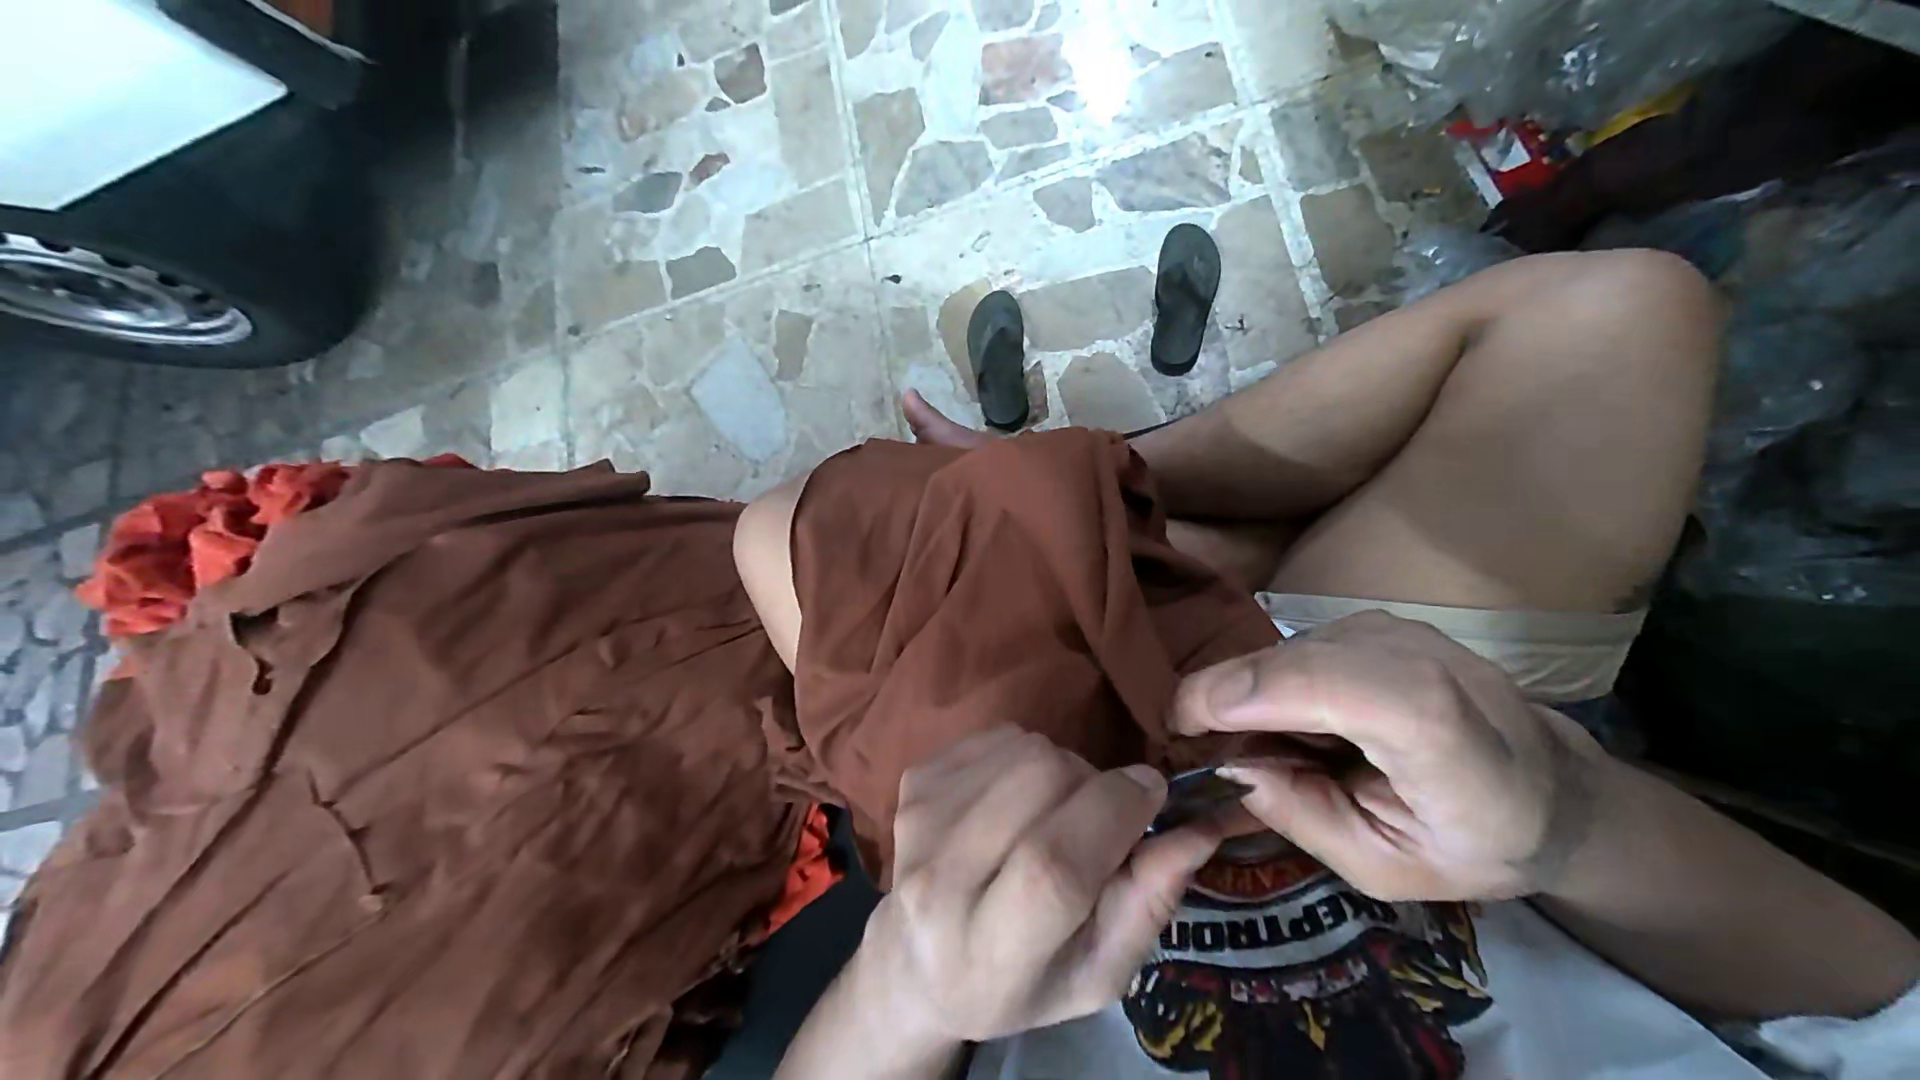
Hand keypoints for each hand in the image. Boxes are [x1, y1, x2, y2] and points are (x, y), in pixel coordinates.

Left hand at [860, 727, 1219, 1044]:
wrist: (916, 958)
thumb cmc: (1016, 982)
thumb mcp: (1095, 972)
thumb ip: (1147, 903)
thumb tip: (1200, 828)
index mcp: (986, 951)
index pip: (1052, 864)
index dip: (1114, 813)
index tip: (1153, 790)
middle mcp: (937, 881)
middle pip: (1038, 782)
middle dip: (1094, 783)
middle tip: (1101, 813)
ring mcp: (919, 821)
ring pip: (1023, 749)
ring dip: (1062, 767)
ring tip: (1057, 810)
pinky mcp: (913, 782)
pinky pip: (998, 736)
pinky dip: (1027, 755)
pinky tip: (1018, 798)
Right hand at [1173, 611, 1601, 901]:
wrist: (1547, 784)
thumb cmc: (1472, 840)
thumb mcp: (1385, 866)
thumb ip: (1303, 818)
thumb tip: (1226, 763)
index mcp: (1443, 736)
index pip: (1345, 691)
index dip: (1259, 694)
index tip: (1186, 724)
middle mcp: (1416, 659)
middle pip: (1290, 665)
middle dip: (1222, 701)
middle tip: (1194, 751)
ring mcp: (1388, 629)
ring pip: (1278, 655)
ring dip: (1245, 695)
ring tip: (1262, 746)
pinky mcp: (1364, 620)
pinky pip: (1289, 649)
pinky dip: (1267, 684)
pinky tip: (1291, 722)